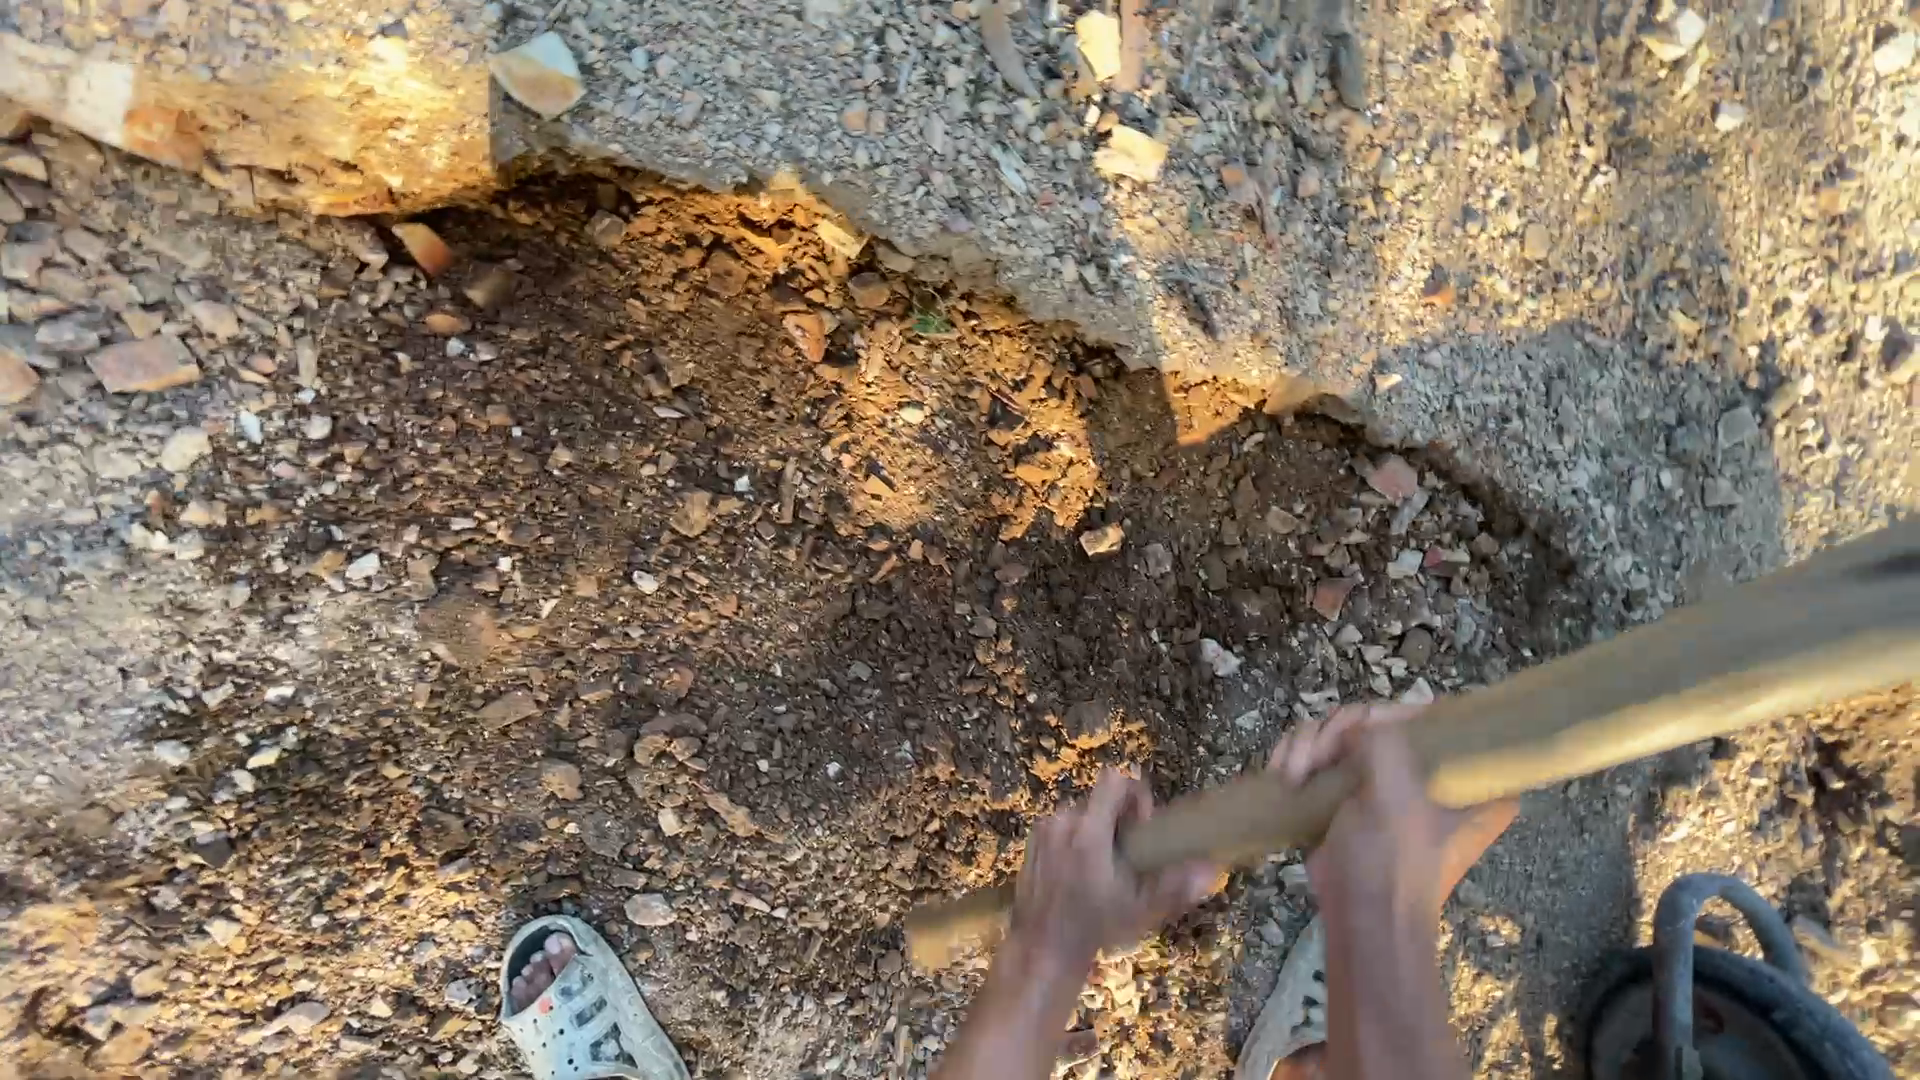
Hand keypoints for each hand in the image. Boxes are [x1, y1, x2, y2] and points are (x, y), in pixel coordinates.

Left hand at [1009, 768, 1218, 969]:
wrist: (1043, 947)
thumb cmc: (1095, 926)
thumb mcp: (1140, 910)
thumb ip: (1176, 885)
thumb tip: (1211, 867)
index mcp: (1089, 831)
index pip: (1114, 780)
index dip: (1134, 795)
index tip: (1142, 825)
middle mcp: (1064, 821)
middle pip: (1101, 801)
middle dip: (1118, 820)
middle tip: (1127, 856)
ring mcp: (1045, 829)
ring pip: (1082, 814)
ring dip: (1097, 831)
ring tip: (1102, 868)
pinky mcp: (1033, 840)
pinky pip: (1063, 826)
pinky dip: (1074, 839)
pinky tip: (1079, 871)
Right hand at [1269, 703, 1516, 920]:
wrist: (1360, 919)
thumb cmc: (1390, 866)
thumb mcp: (1395, 800)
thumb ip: (1383, 746)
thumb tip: (1357, 724)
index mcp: (1465, 775)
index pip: (1428, 716)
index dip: (1388, 714)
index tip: (1355, 735)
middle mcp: (1429, 771)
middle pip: (1373, 719)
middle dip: (1331, 735)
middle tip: (1310, 760)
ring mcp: (1385, 779)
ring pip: (1339, 733)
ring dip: (1305, 747)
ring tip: (1290, 774)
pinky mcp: (1349, 790)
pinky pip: (1319, 753)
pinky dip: (1296, 757)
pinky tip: (1282, 774)